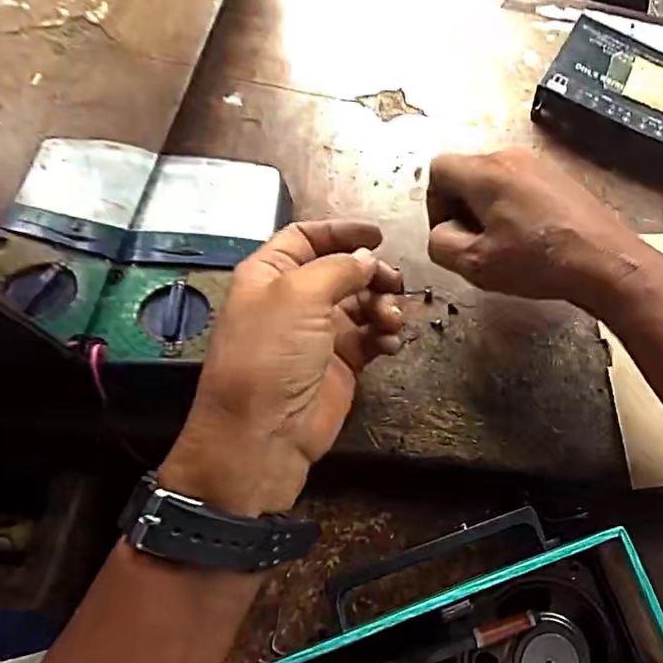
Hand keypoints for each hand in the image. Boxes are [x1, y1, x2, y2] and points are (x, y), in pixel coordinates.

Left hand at [157, 222, 404, 519]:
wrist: (267, 429)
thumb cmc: (271, 355)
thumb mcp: (298, 297)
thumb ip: (338, 269)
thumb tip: (367, 259)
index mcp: (272, 275)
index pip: (307, 238)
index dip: (341, 232)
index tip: (378, 236)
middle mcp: (296, 300)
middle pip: (344, 272)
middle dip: (373, 274)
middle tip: (395, 284)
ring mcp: (321, 333)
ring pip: (363, 305)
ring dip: (383, 307)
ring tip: (391, 321)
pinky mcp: (343, 362)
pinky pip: (372, 338)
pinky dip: (386, 337)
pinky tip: (390, 344)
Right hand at [427, 148, 656, 313]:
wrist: (605, 261)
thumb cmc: (539, 262)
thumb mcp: (477, 264)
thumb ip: (441, 245)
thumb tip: (442, 233)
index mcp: (485, 171)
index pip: (438, 170)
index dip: (435, 205)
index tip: (451, 236)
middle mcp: (513, 157)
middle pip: (469, 175)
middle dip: (464, 209)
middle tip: (478, 246)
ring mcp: (542, 166)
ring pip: (498, 183)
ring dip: (492, 212)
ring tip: (508, 248)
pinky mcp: (564, 181)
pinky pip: (526, 189)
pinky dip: (518, 211)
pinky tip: (534, 243)